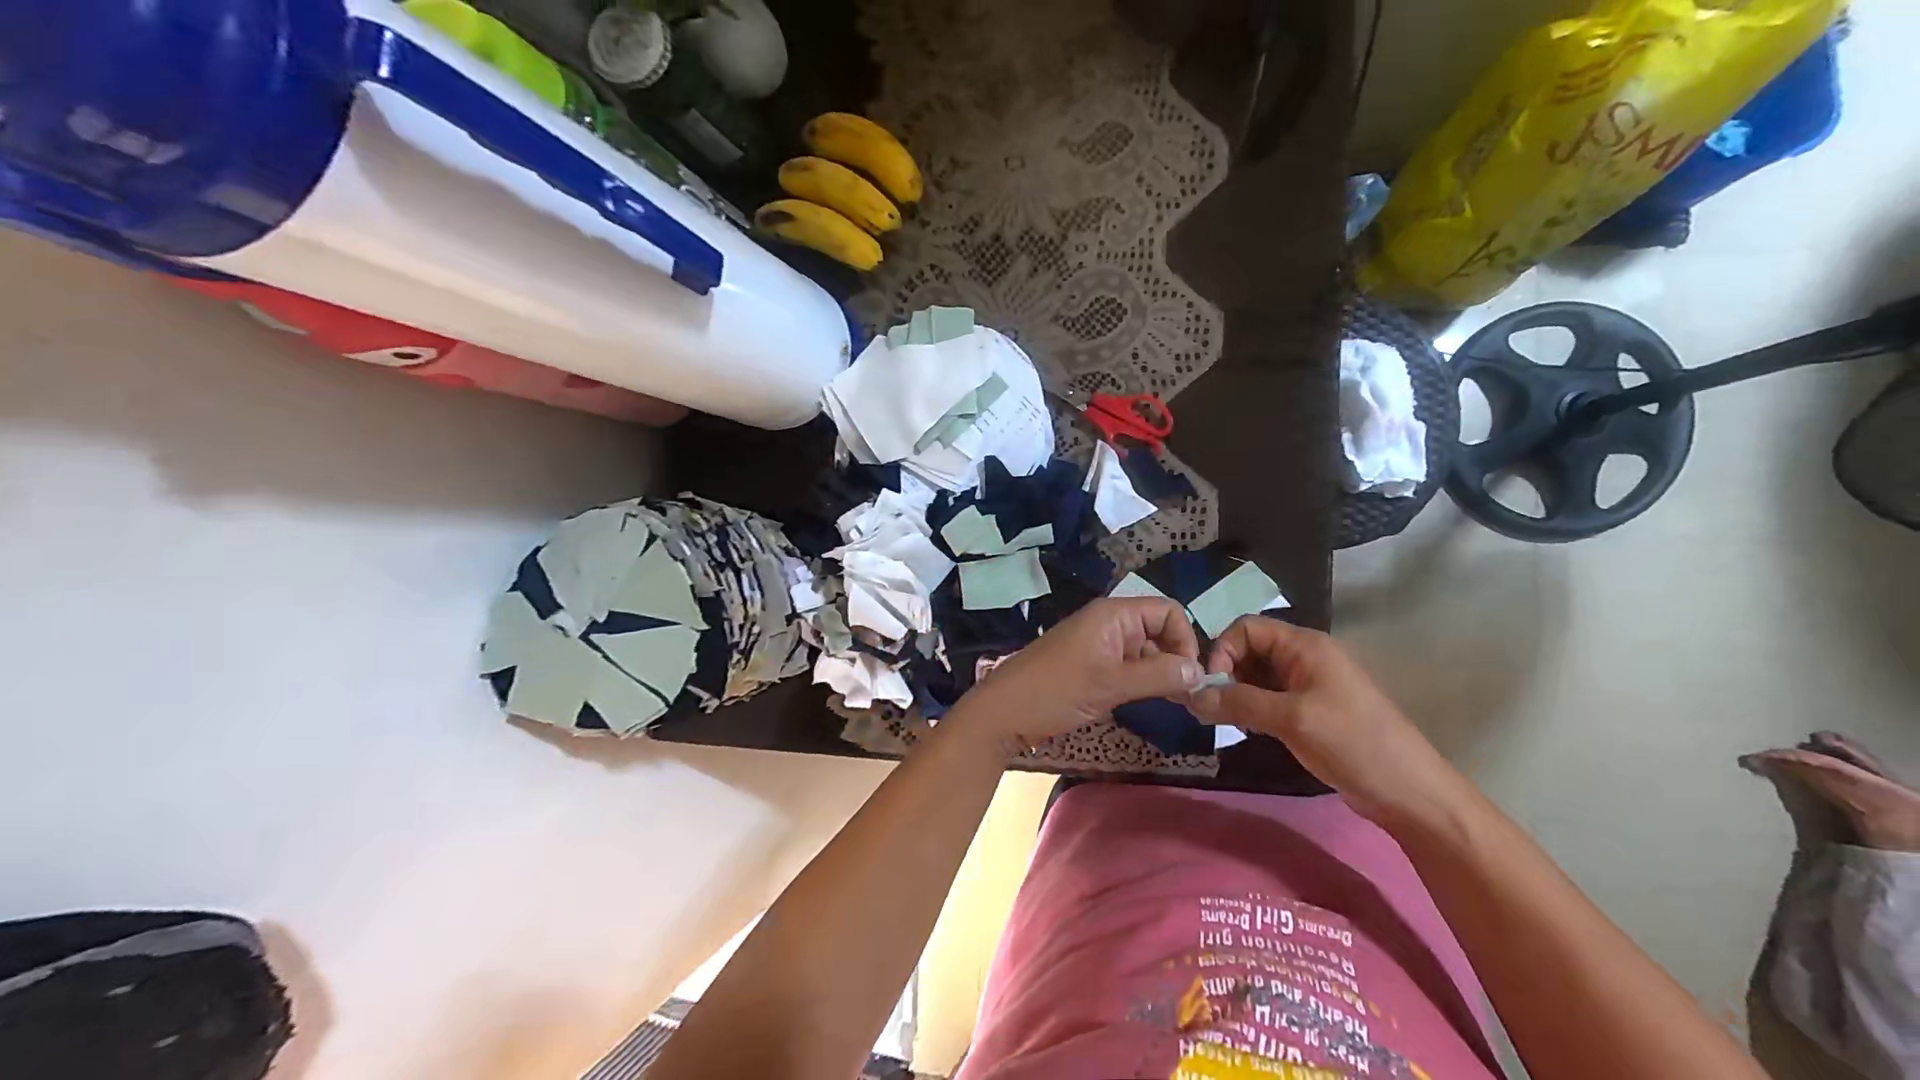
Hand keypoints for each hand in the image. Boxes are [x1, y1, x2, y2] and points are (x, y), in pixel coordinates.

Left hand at [948, 598, 1204, 749]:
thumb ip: (1157, 675)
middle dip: (1177, 658)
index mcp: (1113, 615)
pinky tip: (1152, 702)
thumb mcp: (1110, 684)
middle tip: (1189, 697)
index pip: (1168, 611)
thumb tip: (1199, 671)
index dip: (1185, 639)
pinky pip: (1128, 665)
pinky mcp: (1092, 665)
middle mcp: (1109, 623)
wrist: (1004, 712)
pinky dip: (1143, 681)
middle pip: (1159, 630)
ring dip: (1162, 673)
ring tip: (1177, 703)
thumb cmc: (1056, 691)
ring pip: (1146, 651)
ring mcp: (1099, 644)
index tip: (1191, 675)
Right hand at [1189, 615, 1466, 825]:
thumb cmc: (1354, 744)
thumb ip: (1239, 703)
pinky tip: (1245, 729)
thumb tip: (1191, 695)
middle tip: (1211, 708)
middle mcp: (1305, 658)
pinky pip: (1268, 699)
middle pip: (1248, 650)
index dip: (1222, 650)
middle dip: (1226, 674)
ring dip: (1236, 695)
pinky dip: (1251, 709)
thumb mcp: (1292, 719)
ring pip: (1255, 677)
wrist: (1409, 793)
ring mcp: (1308, 686)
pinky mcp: (1309, 711)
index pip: (1246, 628)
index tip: (1212, 686)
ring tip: (1226, 721)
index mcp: (1305, 646)